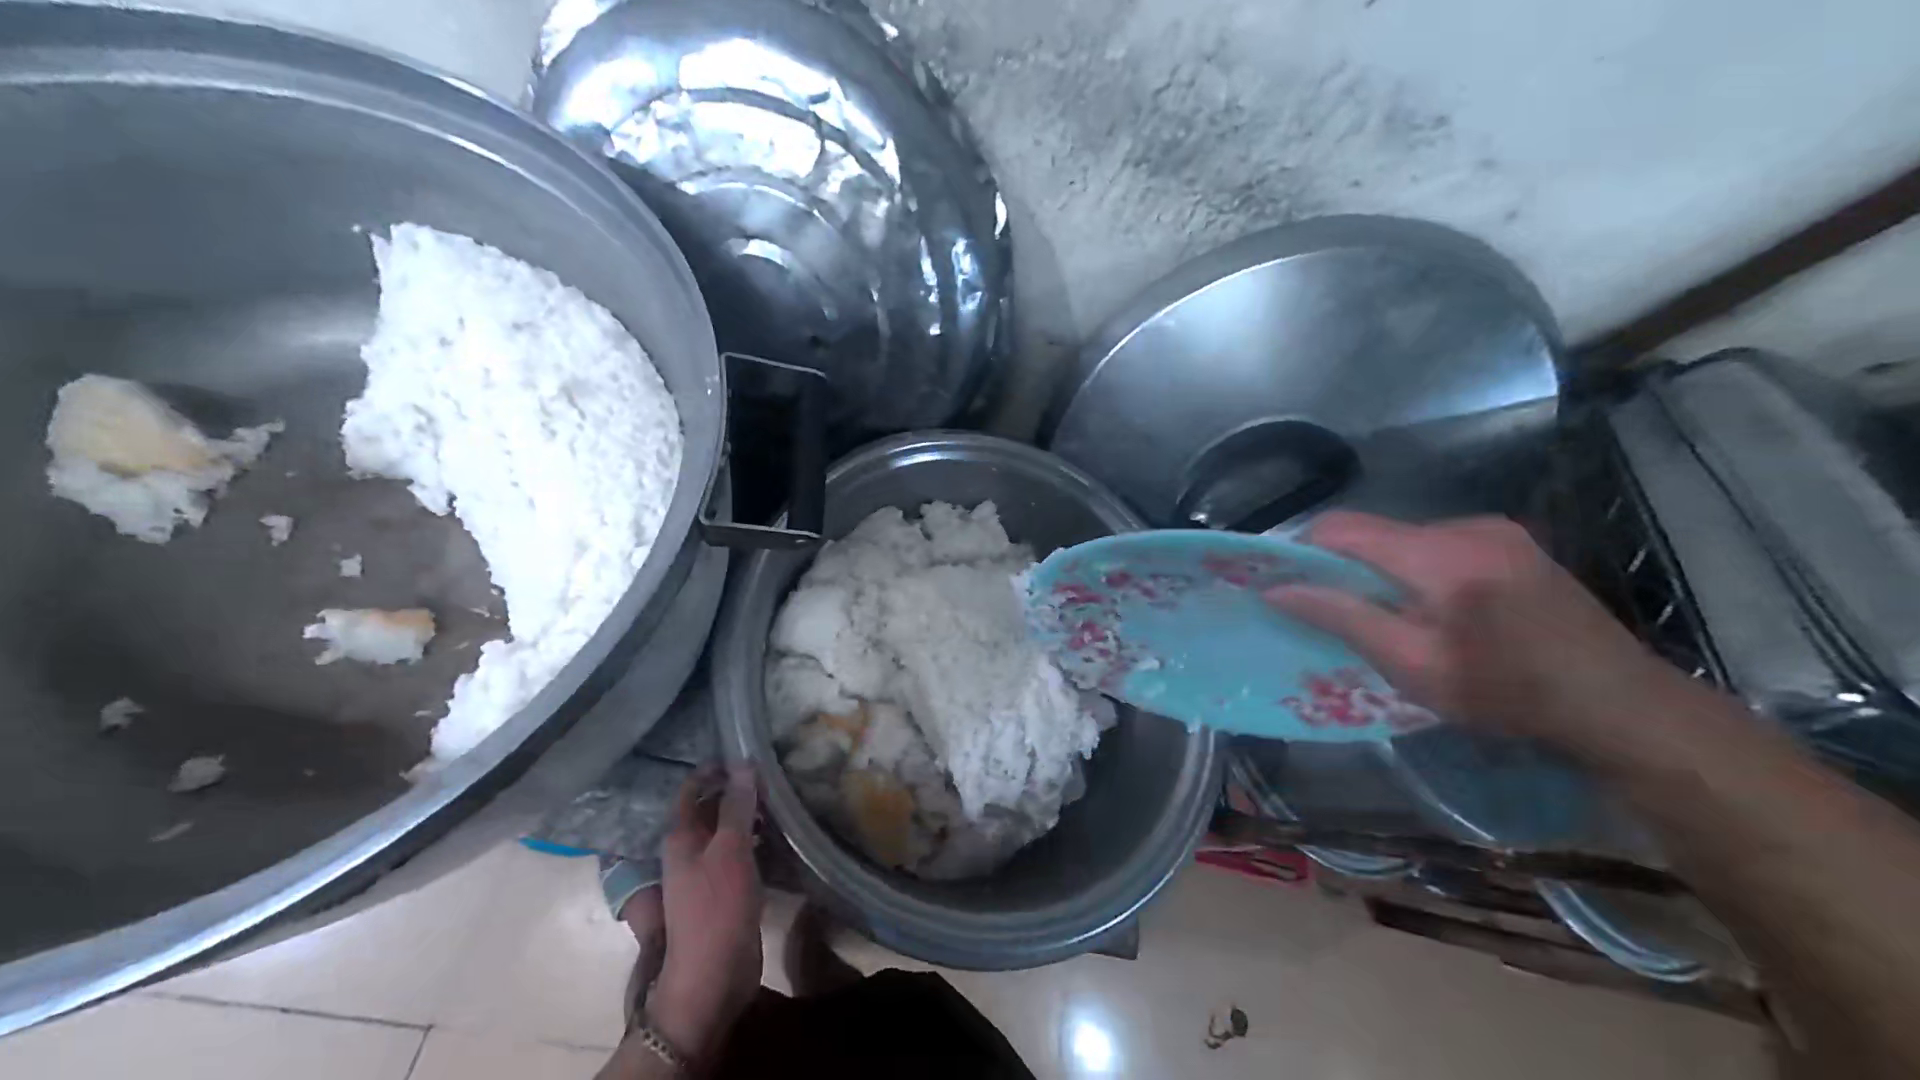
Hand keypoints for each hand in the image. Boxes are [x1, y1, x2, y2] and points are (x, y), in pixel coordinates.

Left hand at [646, 764, 763, 1063]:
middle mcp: (688, 851)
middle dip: (739, 792)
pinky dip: (756, 842)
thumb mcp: (730, 850)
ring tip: (782, 803)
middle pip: (712, 809)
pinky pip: (740, 855)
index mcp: (680, 837)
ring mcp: (706, 873)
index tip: (749, 757)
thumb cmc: (717, 907)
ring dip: (750, 817)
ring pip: (728, 832)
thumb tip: (744, 763)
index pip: (692, 789)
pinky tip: (780, 838)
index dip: (716, 770)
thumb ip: (737, 806)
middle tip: (775, 779)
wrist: (713, 976)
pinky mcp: (725, 892)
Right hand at [1265, 511, 1701, 756]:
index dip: (1302, 551)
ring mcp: (1495, 531)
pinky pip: (1436, 545)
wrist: (1622, 706)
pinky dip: (1415, 571)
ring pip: (1403, 539)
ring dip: (1382, 571)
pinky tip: (1435, 611)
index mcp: (1439, 556)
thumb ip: (1342, 617)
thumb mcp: (1412, 665)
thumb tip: (1276, 589)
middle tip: (1344, 618)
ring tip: (1393, 620)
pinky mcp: (1512, 542)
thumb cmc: (1507, 693)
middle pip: (1373, 533)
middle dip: (1345, 569)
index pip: (1341, 528)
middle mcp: (1466, 527)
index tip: (1288, 587)